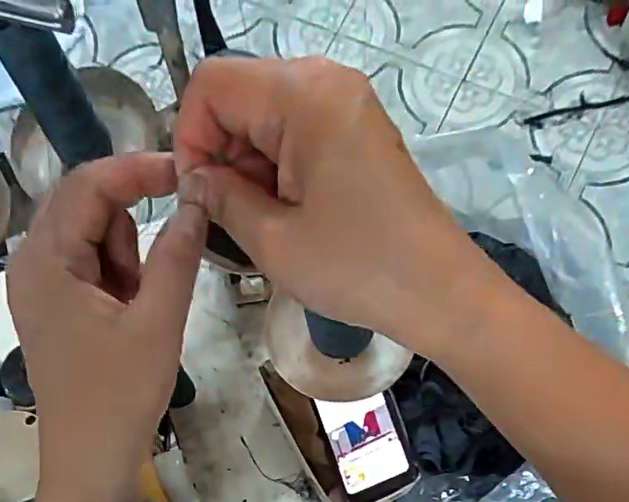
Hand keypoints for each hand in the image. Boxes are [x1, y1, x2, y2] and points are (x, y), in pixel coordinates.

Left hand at [6, 153, 205, 501]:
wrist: (90, 470)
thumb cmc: (120, 401)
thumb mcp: (158, 326)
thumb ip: (177, 258)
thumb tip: (195, 203)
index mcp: (44, 261)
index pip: (88, 184)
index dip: (138, 170)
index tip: (187, 173)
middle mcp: (32, 268)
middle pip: (89, 213)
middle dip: (134, 235)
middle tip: (161, 283)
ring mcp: (42, 296)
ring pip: (95, 248)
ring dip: (131, 268)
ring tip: (145, 320)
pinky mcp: (56, 320)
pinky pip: (93, 280)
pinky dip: (123, 291)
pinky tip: (135, 329)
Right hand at [171, 56, 500, 355]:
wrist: (438, 292)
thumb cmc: (357, 269)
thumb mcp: (274, 241)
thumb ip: (222, 200)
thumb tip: (196, 181)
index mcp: (303, 95)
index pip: (213, 85)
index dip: (191, 138)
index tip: (198, 196)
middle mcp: (328, 82)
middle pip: (243, 97)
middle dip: (224, 156)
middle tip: (231, 219)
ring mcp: (351, 107)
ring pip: (271, 120)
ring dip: (253, 169)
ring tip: (265, 226)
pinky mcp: (363, 135)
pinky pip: (303, 136)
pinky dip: (282, 171)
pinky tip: (291, 216)